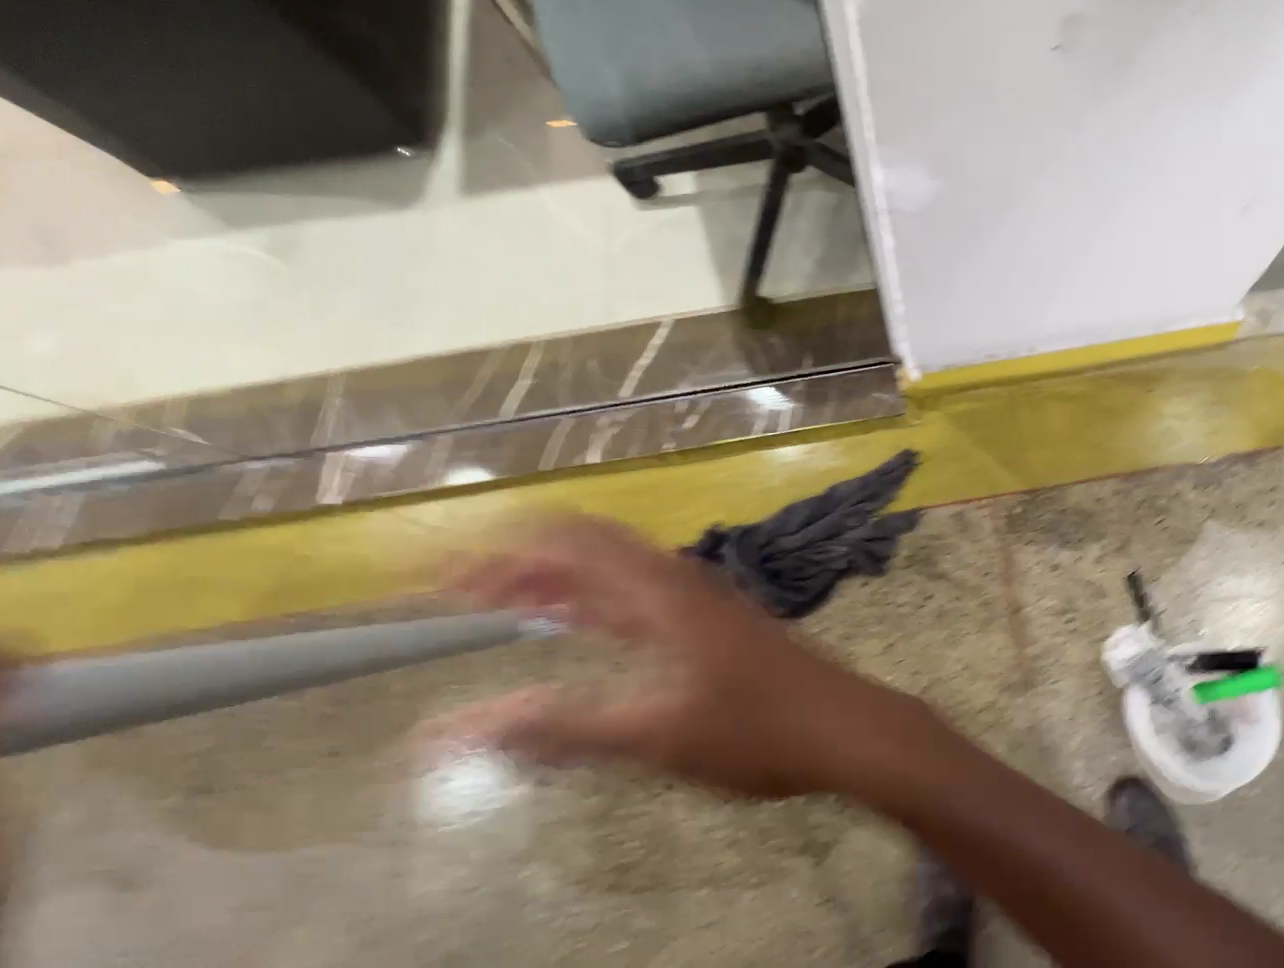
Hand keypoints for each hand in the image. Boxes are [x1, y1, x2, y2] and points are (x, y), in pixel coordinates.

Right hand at [429, 514, 934, 798]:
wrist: (848, 727)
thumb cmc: (759, 732)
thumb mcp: (657, 738)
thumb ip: (563, 730)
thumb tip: (462, 729)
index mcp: (658, 591)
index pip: (563, 544)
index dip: (494, 552)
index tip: (436, 576)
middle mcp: (675, 578)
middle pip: (584, 545)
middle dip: (516, 560)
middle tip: (457, 592)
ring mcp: (697, 595)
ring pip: (612, 568)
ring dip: (554, 579)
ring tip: (497, 606)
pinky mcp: (711, 618)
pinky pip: (636, 592)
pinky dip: (592, 601)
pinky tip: (576, 626)